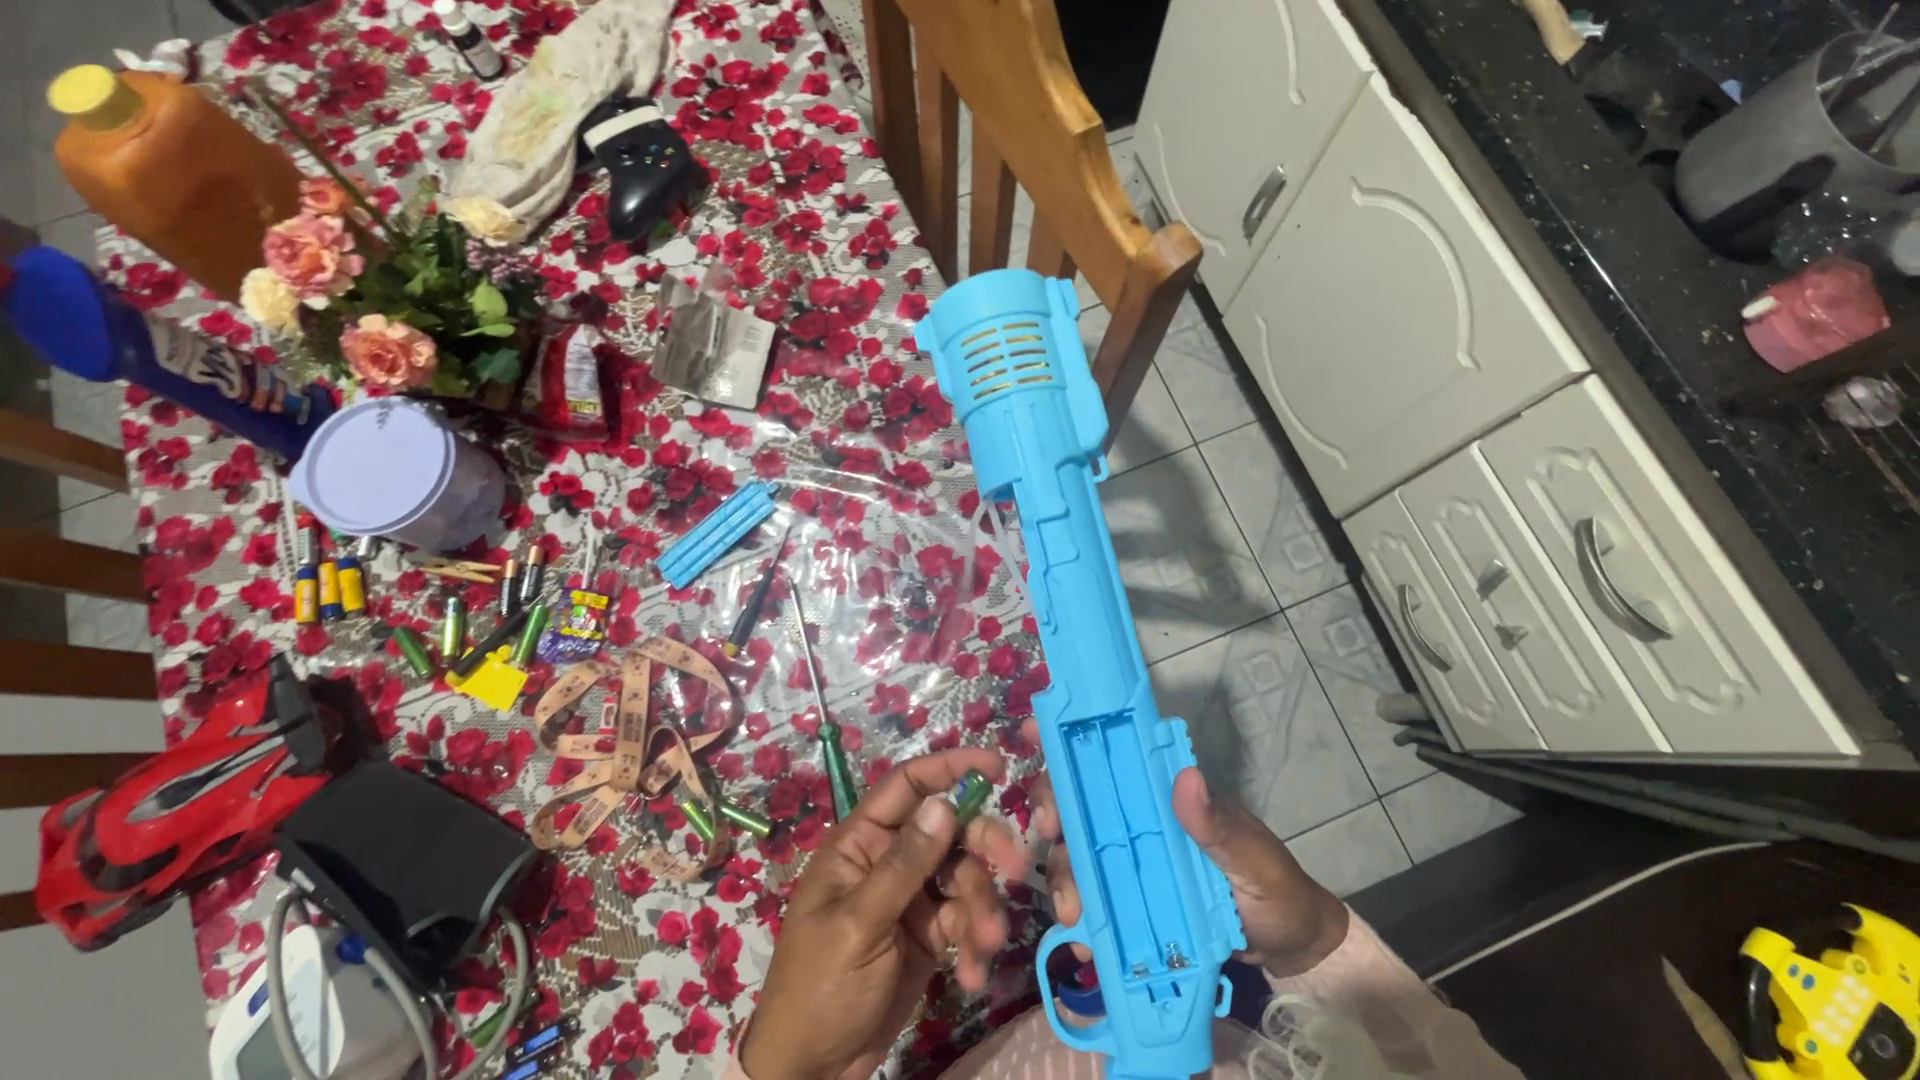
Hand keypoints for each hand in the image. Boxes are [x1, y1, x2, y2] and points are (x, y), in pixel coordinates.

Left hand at [742, 748, 1030, 1079]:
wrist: (815, 1066)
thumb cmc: (820, 986)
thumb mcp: (859, 925)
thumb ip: (903, 866)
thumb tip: (943, 803)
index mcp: (859, 843)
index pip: (907, 786)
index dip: (949, 768)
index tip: (998, 766)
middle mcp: (888, 860)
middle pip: (949, 831)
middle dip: (984, 849)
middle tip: (1016, 869)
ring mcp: (911, 897)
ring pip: (964, 877)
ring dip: (983, 908)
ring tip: (986, 945)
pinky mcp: (930, 933)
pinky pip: (965, 920)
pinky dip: (975, 943)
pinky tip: (972, 974)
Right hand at [1025, 720, 1348, 977]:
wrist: (1289, 953)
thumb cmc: (1275, 891)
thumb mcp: (1253, 859)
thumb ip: (1219, 826)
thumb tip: (1186, 776)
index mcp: (1165, 796)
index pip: (1112, 758)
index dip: (1070, 742)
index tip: (1034, 734)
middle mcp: (1139, 821)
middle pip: (1079, 802)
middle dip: (1053, 809)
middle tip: (1050, 833)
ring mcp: (1130, 862)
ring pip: (1076, 852)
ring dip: (1063, 873)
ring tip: (1071, 912)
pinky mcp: (1127, 903)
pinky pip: (1090, 899)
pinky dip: (1077, 914)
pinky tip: (1079, 937)